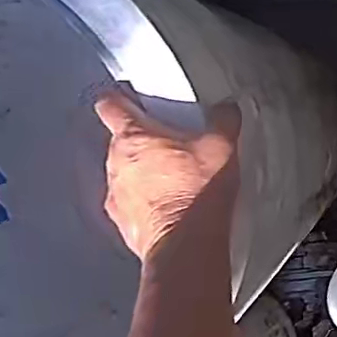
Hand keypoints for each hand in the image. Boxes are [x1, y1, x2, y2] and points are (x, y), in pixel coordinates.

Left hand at [92, 87, 241, 260]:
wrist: (187, 243)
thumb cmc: (198, 190)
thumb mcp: (223, 145)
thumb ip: (223, 121)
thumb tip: (226, 109)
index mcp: (135, 138)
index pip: (111, 107)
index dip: (118, 97)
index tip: (123, 94)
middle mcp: (116, 164)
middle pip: (121, 141)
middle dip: (144, 138)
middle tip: (173, 139)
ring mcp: (116, 194)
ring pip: (126, 172)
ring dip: (145, 170)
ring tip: (178, 174)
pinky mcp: (122, 221)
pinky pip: (132, 200)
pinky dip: (148, 198)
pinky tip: (174, 201)